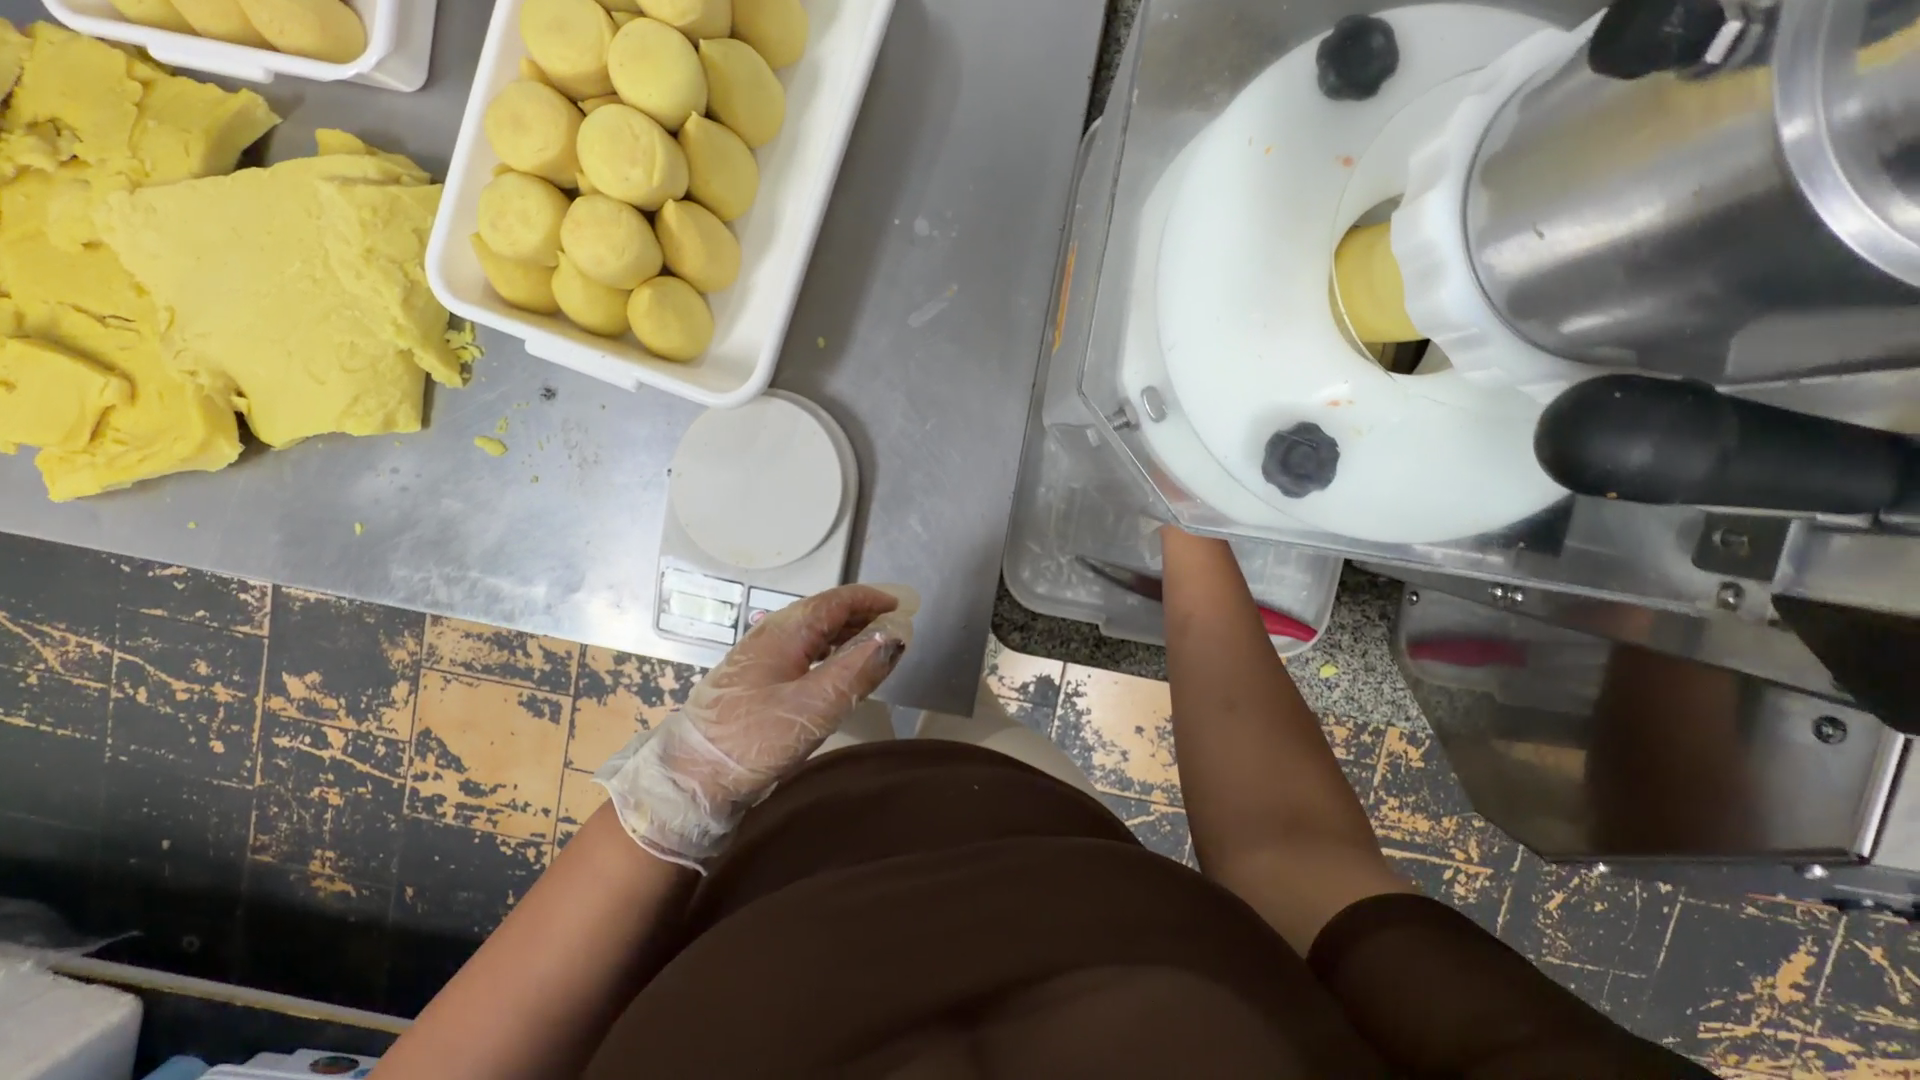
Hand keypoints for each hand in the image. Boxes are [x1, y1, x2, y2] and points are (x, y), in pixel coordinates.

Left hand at [595, 584, 915, 867]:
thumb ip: (858, 670)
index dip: (871, 599)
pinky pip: (800, 651)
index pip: (837, 600)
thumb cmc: (756, 737)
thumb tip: (895, 637)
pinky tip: (835, 670)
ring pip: (811, 632)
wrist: (693, 775)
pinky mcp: (753, 679)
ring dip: (845, 633)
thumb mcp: (815, 706)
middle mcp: (771, 633)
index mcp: (786, 631)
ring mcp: (759, 656)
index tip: (902, 605)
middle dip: (861, 615)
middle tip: (895, 628)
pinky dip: (827, 651)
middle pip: (824, 612)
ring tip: (873, 646)